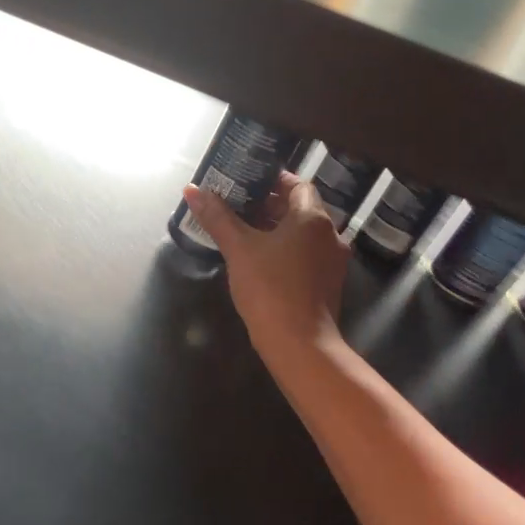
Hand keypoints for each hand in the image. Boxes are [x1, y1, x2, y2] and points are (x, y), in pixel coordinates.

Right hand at [183, 171, 350, 364]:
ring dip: (277, 230)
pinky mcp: (328, 285)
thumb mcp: (238, 249)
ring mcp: (333, 262)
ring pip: (304, 235)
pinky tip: (261, 261)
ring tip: (244, 232)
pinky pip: (306, 256)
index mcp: (313, 218)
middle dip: (270, 206)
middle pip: (300, 209)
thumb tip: (192, 189)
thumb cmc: (270, 288)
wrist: (300, 344)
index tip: (248, 182)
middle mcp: (330, 235)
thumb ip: (217, 217)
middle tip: (238, 206)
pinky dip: (287, 251)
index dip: (273, 180)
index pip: (298, 184)